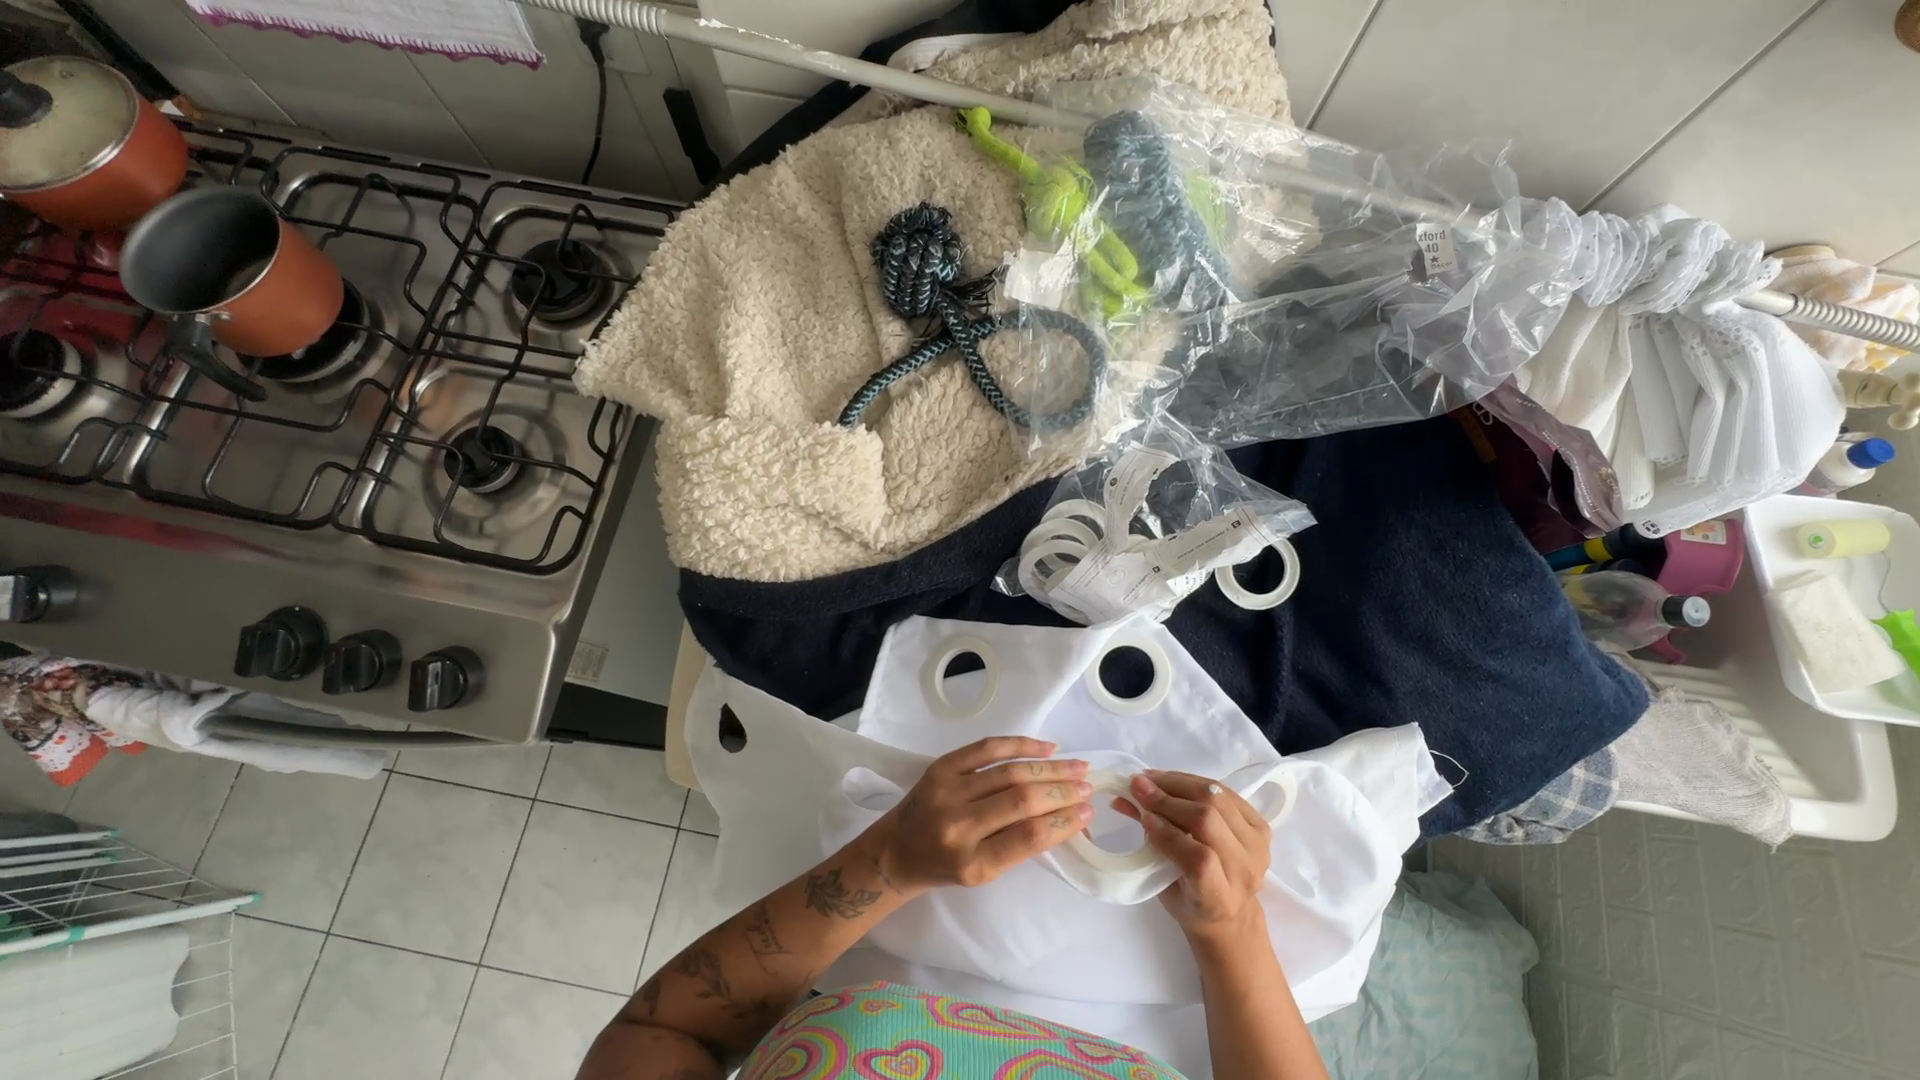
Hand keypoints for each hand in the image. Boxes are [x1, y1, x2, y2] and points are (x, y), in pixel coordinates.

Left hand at [865, 737, 1093, 892]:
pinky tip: (1047, 748)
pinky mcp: (941, 767)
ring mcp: (947, 791)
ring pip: (1009, 772)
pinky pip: (987, 748)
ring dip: (1050, 768)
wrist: (895, 850)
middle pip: (1021, 800)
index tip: (1088, 811)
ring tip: (1078, 767)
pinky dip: (1020, 745)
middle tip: (1089, 786)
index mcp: (971, 863)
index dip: (1063, 822)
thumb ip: (1021, 845)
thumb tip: (1070, 816)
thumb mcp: (983, 872)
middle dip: (1062, 791)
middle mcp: (957, 825)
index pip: (1028, 838)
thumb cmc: (944, 867)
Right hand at [1117, 770, 1271, 945]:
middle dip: (1168, 798)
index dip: (1169, 834)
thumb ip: (1149, 844)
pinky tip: (1172, 780)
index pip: (1199, 860)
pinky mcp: (1261, 826)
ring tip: (1151, 778)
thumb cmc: (1188, 902)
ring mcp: (1258, 846)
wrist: (1229, 912)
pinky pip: (1225, 792)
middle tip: (1138, 785)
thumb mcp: (1162, 883)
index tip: (1142, 815)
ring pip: (1217, 799)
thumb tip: (1122, 800)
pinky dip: (1194, 783)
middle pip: (1208, 820)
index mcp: (1219, 898)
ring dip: (1179, 783)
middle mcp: (1246, 872)